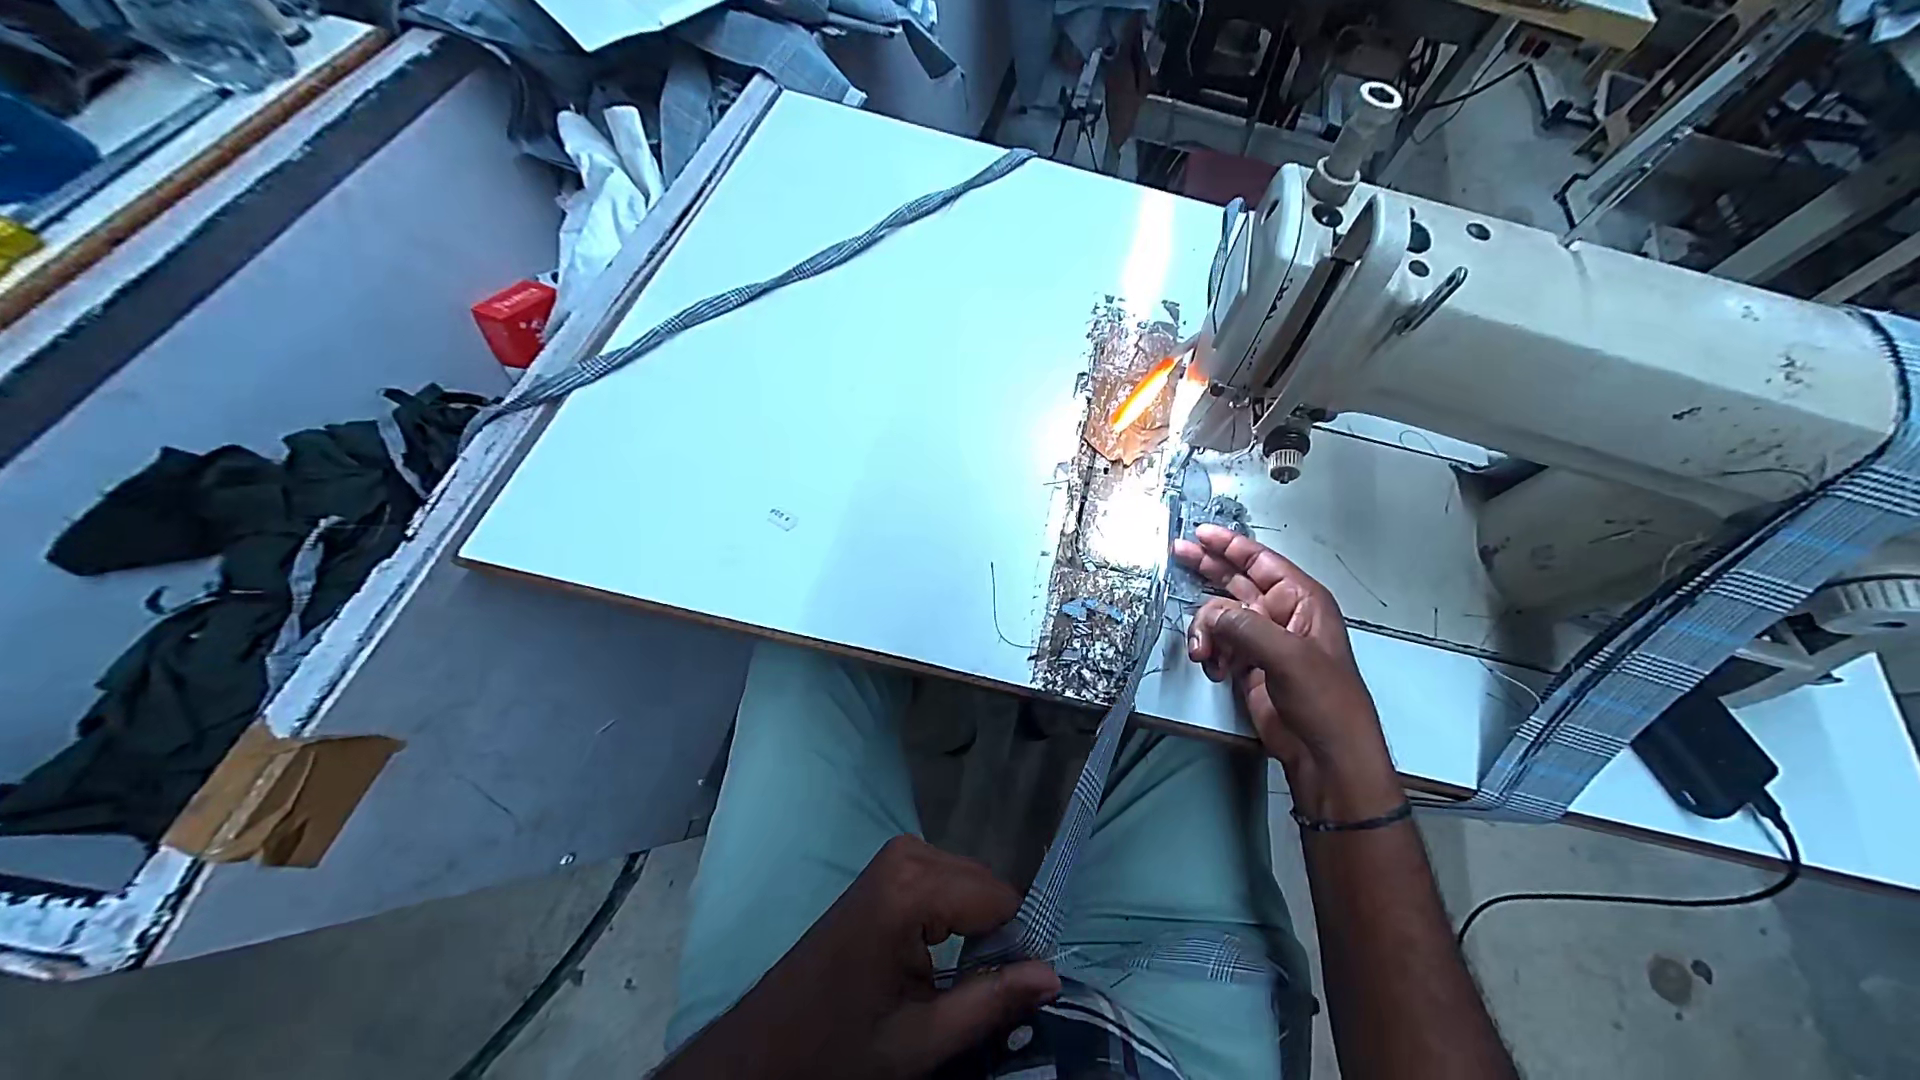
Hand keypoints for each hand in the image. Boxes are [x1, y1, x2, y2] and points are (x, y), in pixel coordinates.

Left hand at [656, 836, 1059, 1079]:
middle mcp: (906, 853)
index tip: (1009, 990)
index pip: (1000, 898)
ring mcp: (895, 854)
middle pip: (984, 884)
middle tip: (977, 989)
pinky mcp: (888, 864)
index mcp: (910, 888)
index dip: (1015, 944)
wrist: (769, 1042)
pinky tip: (936, 952)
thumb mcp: (921, 1040)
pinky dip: (954, 912)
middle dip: (994, 933)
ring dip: (974, 924)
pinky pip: (946, 878)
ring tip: (952, 975)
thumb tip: (1051, 976)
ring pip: (969, 881)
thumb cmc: (840, 1045)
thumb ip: (992, 1001)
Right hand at [1172, 524, 1402, 821]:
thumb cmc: (1324, 700)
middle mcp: (1280, 615)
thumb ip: (1244, 627)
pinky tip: (1215, 668)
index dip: (1230, 545)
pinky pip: (1218, 645)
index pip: (1261, 562)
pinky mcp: (1248, 665)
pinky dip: (1210, 654)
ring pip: (1220, 617)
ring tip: (1203, 652)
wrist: (1324, 753)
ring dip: (1205, 631)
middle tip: (1178, 554)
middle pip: (1236, 581)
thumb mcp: (1287, 656)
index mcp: (1301, 601)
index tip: (1200, 533)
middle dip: (1207, 570)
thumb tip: (1208, 612)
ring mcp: (1263, 641)